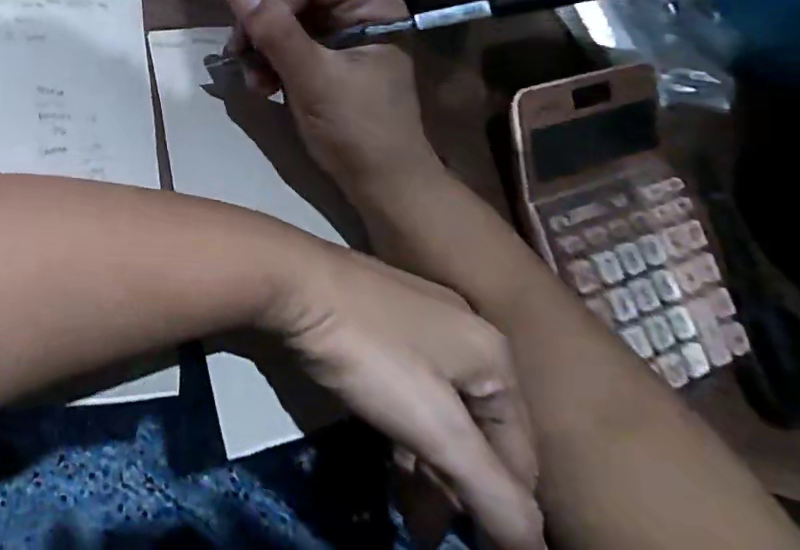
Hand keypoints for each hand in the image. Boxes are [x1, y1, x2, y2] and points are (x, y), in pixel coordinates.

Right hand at [224, 0, 438, 185]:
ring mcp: (334, 32)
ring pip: (277, 14)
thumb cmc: (358, 130)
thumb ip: (276, 31)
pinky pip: (278, 38)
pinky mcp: (318, 54)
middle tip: (244, 58)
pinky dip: (262, 59)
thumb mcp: (313, 78)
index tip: (256, 37)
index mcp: (369, 4)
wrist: (379, 183)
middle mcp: (352, 9)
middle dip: (260, 23)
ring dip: (256, 45)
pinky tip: (260, 85)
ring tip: (254, 80)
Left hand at [268, 246, 544, 549]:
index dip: (506, 512)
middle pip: (472, 431)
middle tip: (425, 534)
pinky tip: (383, 455)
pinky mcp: (363, 315)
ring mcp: (406, 318)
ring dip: (422, 464)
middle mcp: (458, 331)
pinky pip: (396, 384)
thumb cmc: (365, 348)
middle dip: (455, 490)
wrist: (280, 275)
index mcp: (491, 354)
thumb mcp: (435, 427)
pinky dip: (396, 425)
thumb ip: (492, 493)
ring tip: (406, 514)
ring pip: (430, 408)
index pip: (519, 455)